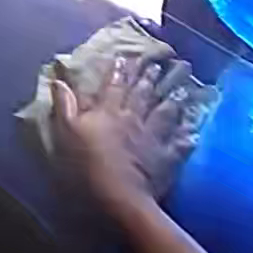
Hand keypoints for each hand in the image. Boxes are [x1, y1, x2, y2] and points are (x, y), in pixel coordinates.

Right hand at [51, 53, 198, 218]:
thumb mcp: (67, 131)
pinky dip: (187, 136)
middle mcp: (132, 119)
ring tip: (180, 88)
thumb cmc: (87, 162)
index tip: (124, 57)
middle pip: (141, 95)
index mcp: (108, 111)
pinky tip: (193, 131)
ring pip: (163, 113)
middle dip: (147, 78)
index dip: (118, 71)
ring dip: (171, 100)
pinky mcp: (165, 158)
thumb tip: (59, 81)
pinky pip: (179, 144)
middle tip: (156, 65)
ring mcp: (152, 138)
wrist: (120, 195)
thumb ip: (64, 105)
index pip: (113, 86)